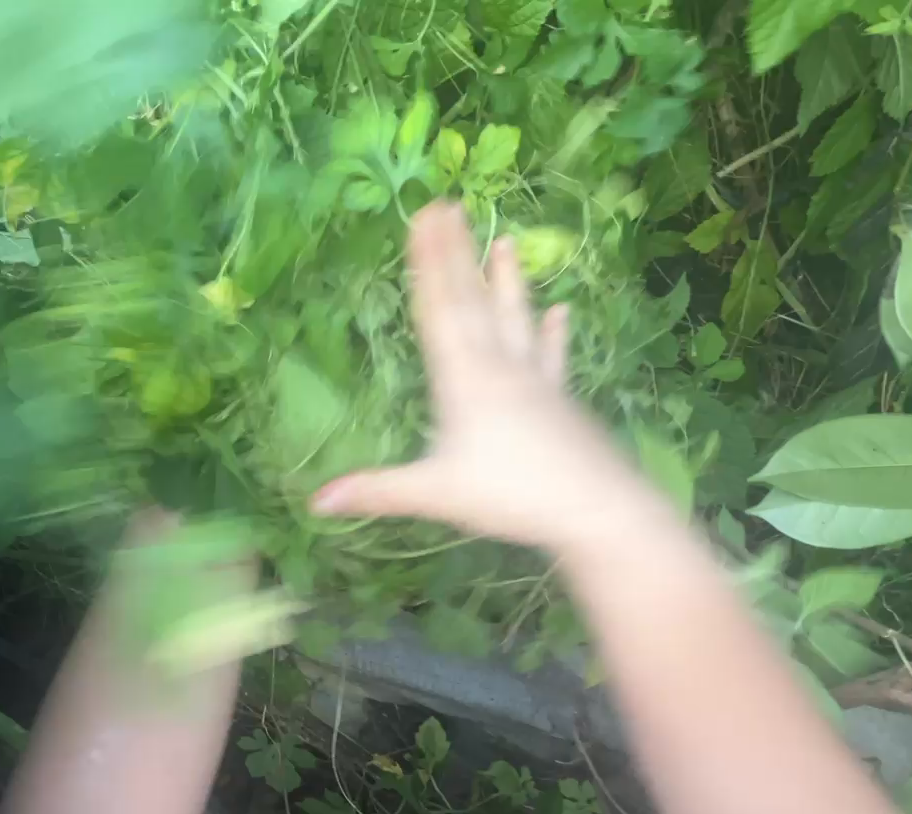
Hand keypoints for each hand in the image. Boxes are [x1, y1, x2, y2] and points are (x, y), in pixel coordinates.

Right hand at [310, 202, 668, 559]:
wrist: (596, 510)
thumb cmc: (510, 494)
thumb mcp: (434, 494)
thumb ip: (375, 491)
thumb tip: (315, 500)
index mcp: (464, 381)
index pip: (441, 311)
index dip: (430, 264)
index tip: (425, 217)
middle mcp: (499, 368)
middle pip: (474, 303)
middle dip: (459, 255)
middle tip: (452, 206)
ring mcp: (534, 381)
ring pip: (515, 321)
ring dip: (508, 282)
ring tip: (509, 241)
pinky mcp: (559, 400)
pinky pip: (552, 358)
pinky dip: (555, 334)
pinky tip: (563, 311)